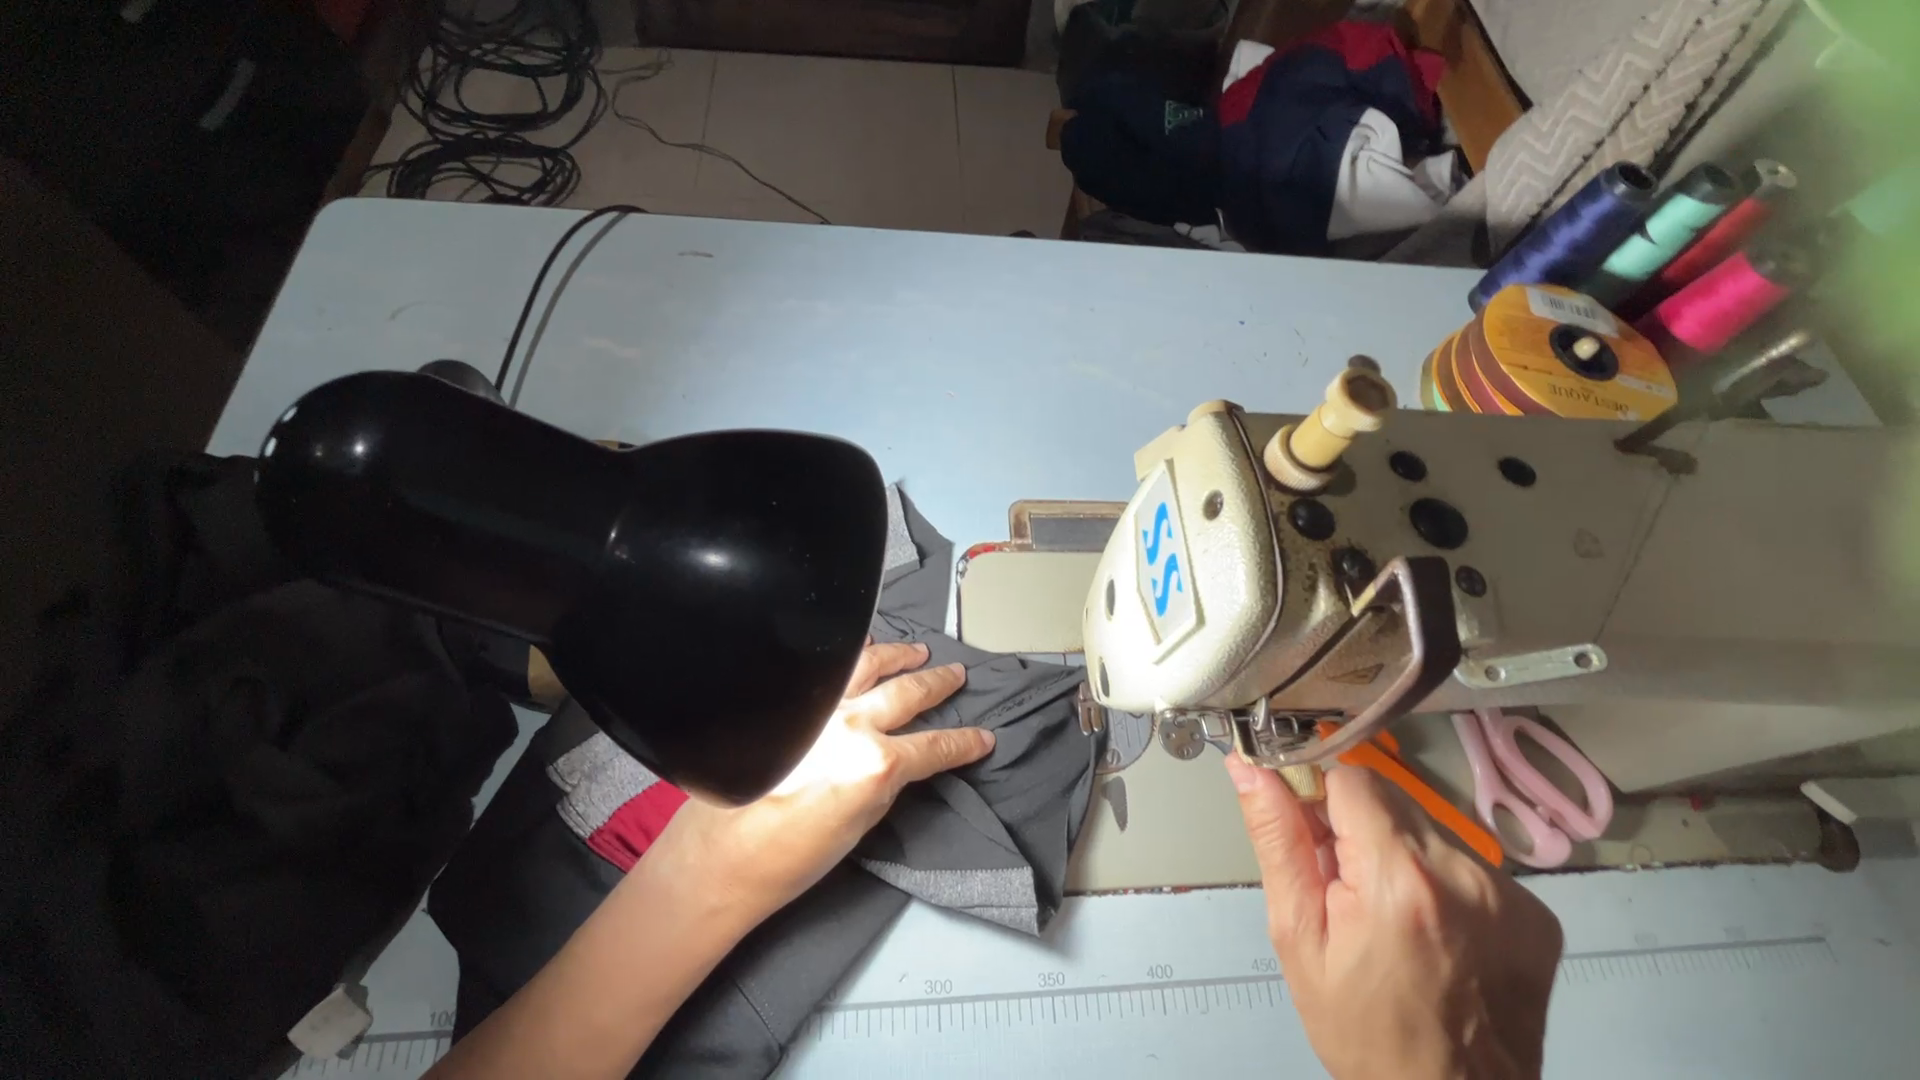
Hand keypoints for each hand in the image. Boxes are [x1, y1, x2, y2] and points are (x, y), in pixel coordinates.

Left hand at [650, 642, 991, 922]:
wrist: (724, 858)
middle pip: (908, 692)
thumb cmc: (790, 858)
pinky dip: (852, 655)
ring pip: (870, 665)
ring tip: (919, 652)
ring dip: (900, 655)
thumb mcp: (861, 826)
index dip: (965, 742)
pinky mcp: (791, 705)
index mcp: (875, 764)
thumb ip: (886, 782)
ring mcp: (818, 708)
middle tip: (956, 674)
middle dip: (939, 683)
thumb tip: (901, 759)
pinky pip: (829, 669)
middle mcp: (851, 725)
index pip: (935, 746)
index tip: (984, 737)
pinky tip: (862, 649)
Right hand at [1226, 758, 1562, 1079]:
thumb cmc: (1359, 1029)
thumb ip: (1277, 841)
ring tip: (1386, 914)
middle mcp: (1467, 874)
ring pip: (1427, 827)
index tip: (1306, 834)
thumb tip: (1249, 767)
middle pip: (1391, 799)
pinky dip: (1437, 878)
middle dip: (1354, 825)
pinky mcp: (1538, 912)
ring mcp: (1512, 894)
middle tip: (1341, 886)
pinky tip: (1429, 928)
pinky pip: (1466, 862)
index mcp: (1401, 879)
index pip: (1352, 778)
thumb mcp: (1298, 937)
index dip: (1319, 795)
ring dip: (1395, 850)